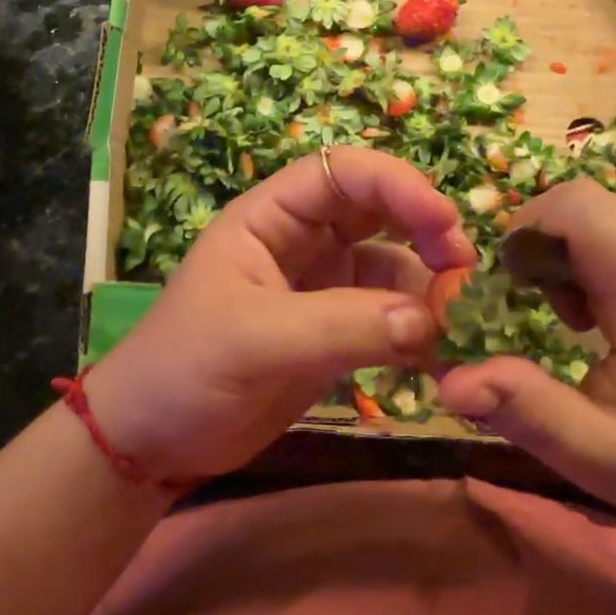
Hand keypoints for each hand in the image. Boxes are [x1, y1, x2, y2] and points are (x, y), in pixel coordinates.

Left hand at [86, 146, 475, 484]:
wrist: (152, 442)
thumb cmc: (184, 370)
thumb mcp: (255, 340)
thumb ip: (341, 326)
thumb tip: (431, 320)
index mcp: (269, 218)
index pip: (341, 172)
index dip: (397, 184)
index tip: (445, 223)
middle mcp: (300, 243)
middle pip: (377, 212)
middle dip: (424, 229)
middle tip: (463, 269)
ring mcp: (320, 289)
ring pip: (391, 267)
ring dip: (427, 287)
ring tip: (458, 324)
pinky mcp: (333, 336)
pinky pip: (389, 319)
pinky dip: (418, 331)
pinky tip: (441, 355)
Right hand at [435, 180, 615, 576]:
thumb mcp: (604, 459)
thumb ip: (527, 410)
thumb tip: (448, 383)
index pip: (575, 208)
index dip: (523, 233)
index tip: (511, 292)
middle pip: (588, 203)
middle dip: (545, 245)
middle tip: (546, 313)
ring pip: (613, 209)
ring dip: (577, 248)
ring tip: (584, 318)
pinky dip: (611, 251)